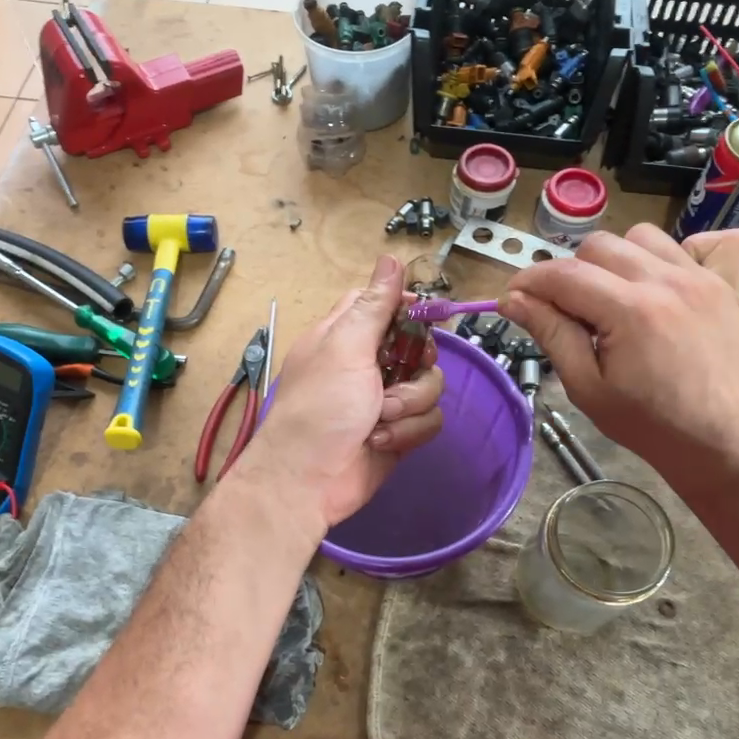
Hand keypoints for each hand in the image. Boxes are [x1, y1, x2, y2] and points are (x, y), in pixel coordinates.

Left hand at [232, 255, 444, 528]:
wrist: (308, 481)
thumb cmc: (320, 408)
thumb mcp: (345, 347)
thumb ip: (374, 306)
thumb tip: (390, 257)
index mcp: (345, 336)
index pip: (382, 304)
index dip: (406, 308)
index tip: (422, 318)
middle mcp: (367, 365)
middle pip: (418, 345)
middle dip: (417, 364)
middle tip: (397, 374)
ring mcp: (384, 400)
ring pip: (430, 385)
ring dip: (410, 404)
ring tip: (381, 421)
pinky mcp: (399, 433)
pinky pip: (429, 420)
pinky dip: (409, 432)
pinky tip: (382, 442)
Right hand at [499, 223, 738, 501]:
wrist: (723, 444)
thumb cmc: (650, 426)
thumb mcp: (588, 388)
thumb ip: (552, 335)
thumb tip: (513, 300)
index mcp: (630, 310)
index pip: (563, 274)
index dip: (529, 282)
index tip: (514, 300)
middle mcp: (666, 280)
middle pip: (598, 246)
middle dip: (571, 274)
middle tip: (568, 314)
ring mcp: (700, 278)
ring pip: (641, 238)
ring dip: (617, 261)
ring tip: (615, 300)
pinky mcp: (725, 285)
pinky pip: (708, 242)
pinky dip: (682, 251)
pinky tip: (668, 281)